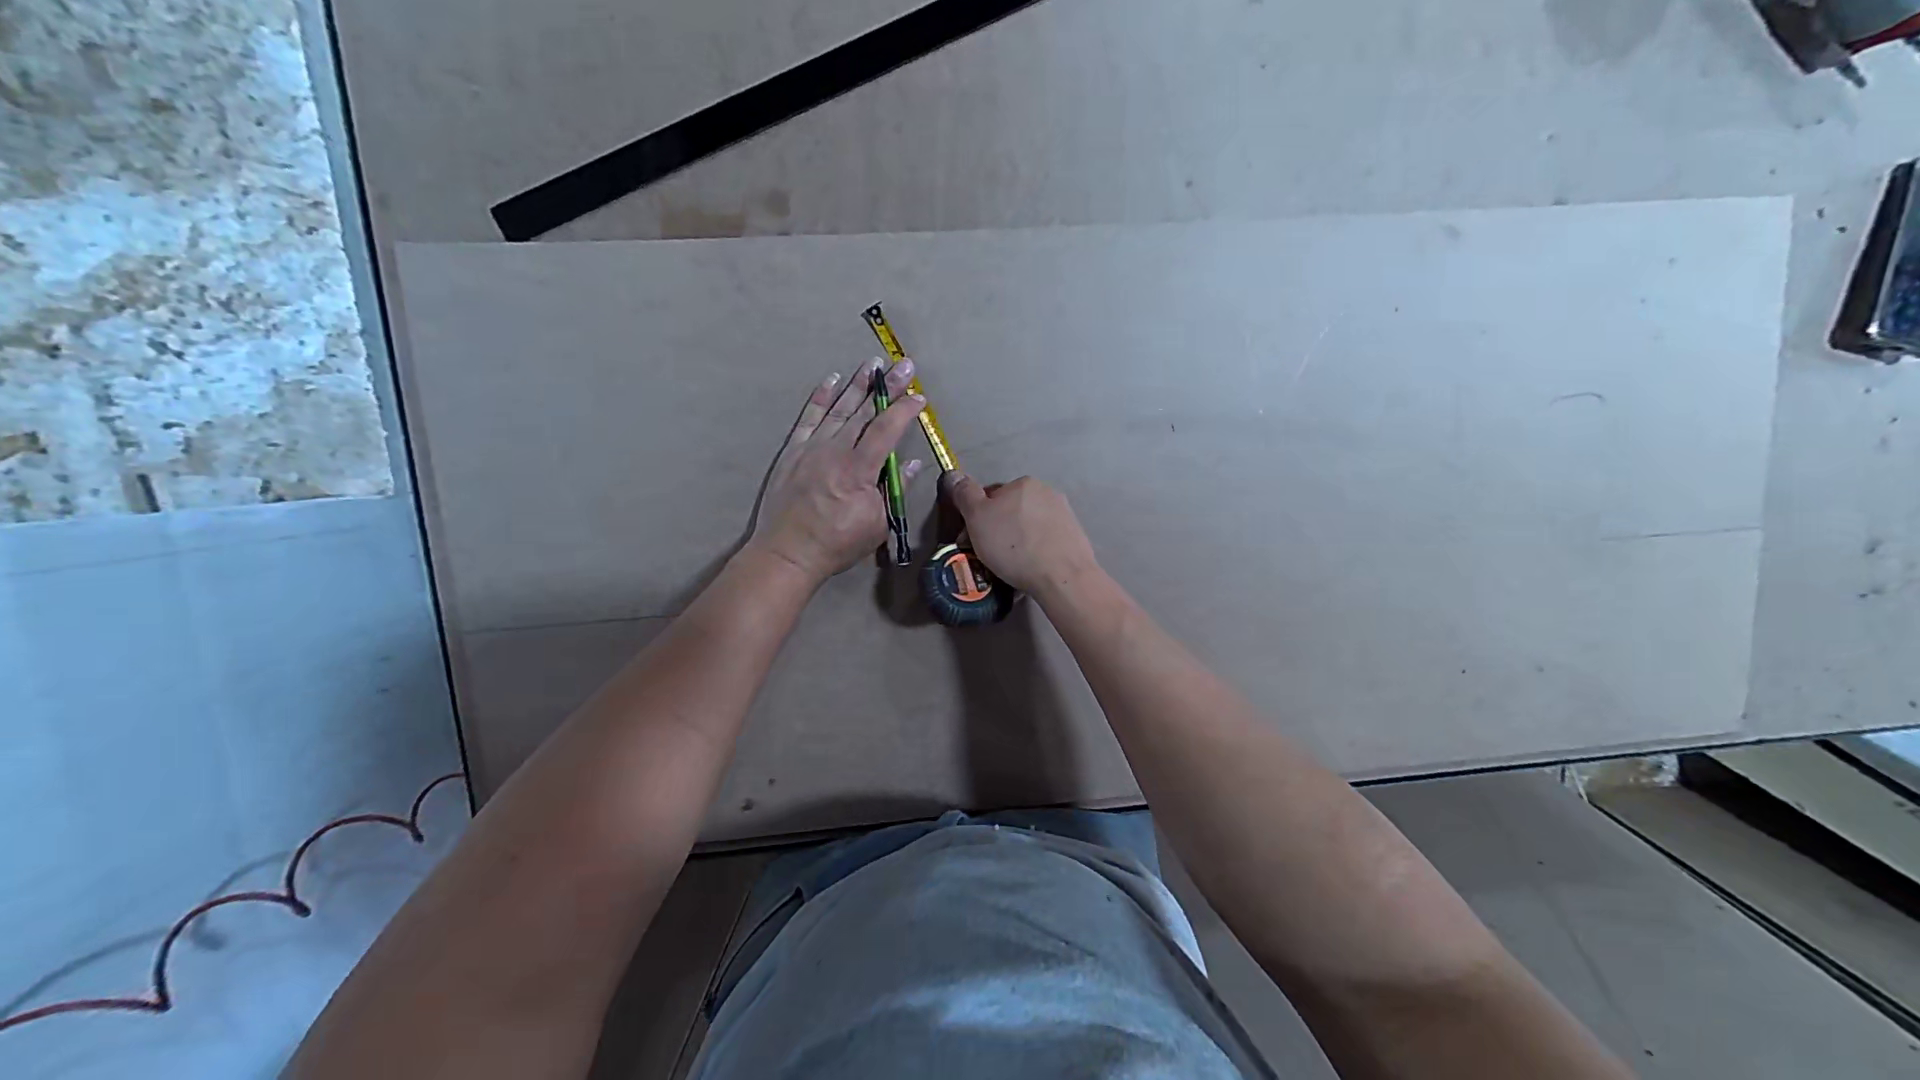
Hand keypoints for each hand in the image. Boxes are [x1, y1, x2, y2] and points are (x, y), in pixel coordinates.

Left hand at [748, 358, 924, 583]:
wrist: (787, 552)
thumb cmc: (837, 544)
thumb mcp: (877, 524)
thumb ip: (894, 490)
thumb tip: (910, 464)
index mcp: (859, 470)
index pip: (887, 429)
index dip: (904, 410)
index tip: (919, 398)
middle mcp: (835, 451)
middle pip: (865, 412)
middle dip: (887, 387)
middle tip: (903, 365)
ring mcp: (811, 448)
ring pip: (838, 409)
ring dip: (857, 385)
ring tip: (872, 364)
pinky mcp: (792, 452)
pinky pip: (808, 417)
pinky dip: (820, 397)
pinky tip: (832, 380)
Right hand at [944, 473, 1098, 597]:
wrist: (1062, 576)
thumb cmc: (1013, 545)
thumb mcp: (977, 518)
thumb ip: (965, 494)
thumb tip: (954, 474)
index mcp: (1023, 484)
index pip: (991, 496)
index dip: (976, 518)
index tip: (970, 540)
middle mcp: (1047, 493)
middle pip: (1012, 511)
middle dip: (998, 529)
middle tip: (988, 555)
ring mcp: (1065, 515)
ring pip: (1029, 527)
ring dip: (1017, 541)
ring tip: (1010, 566)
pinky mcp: (1075, 538)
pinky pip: (1045, 543)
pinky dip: (1035, 552)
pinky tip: (1030, 569)